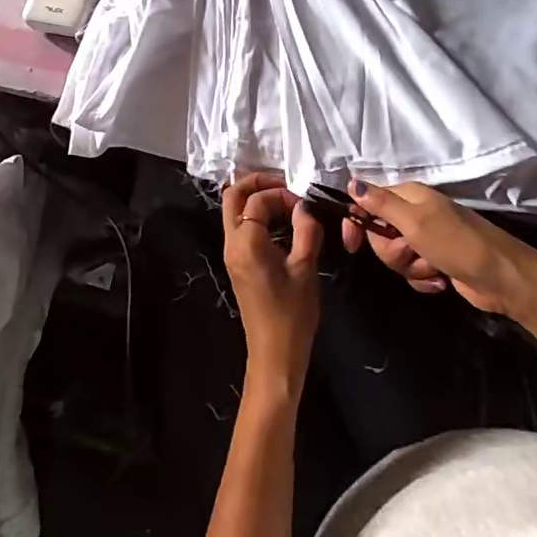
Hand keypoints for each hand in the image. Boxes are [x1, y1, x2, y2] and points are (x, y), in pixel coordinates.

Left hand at [221, 173, 323, 390]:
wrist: (275, 353)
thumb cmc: (292, 313)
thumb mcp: (306, 269)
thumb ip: (306, 231)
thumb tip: (304, 205)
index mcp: (246, 243)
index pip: (256, 201)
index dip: (279, 194)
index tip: (302, 203)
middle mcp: (231, 243)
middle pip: (231, 197)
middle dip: (255, 183)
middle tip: (284, 183)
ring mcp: (231, 253)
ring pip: (232, 211)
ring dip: (254, 198)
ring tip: (284, 200)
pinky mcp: (237, 262)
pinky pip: (239, 227)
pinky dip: (254, 215)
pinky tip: (279, 221)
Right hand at [345, 180, 536, 321]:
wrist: (504, 279)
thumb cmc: (457, 243)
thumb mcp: (415, 220)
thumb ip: (380, 203)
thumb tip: (352, 182)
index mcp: (409, 196)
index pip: (368, 202)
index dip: (357, 222)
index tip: (352, 244)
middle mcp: (415, 214)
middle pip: (379, 234)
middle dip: (391, 250)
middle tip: (412, 250)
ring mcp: (426, 240)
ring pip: (395, 256)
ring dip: (411, 267)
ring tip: (433, 267)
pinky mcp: (436, 263)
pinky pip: (412, 273)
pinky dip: (423, 279)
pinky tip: (440, 281)